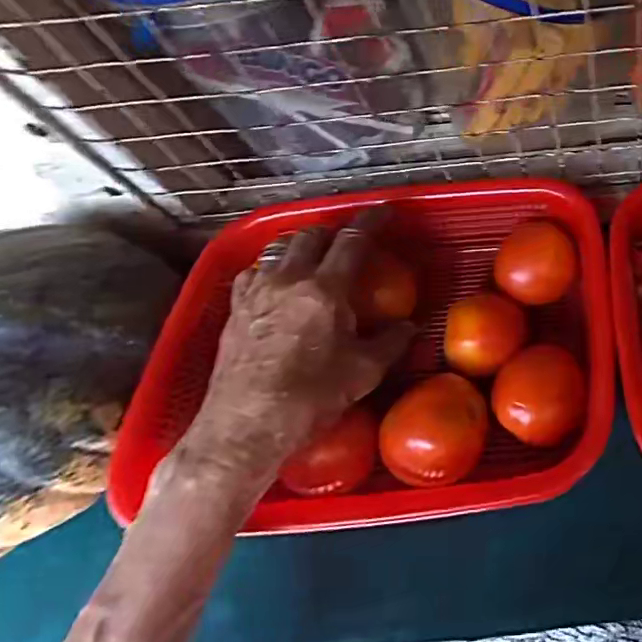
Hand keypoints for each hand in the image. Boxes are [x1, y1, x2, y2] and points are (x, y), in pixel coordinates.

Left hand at [177, 210, 416, 484]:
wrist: (243, 430)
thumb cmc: (311, 398)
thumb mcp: (365, 371)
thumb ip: (391, 342)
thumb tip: (408, 328)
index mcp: (326, 289)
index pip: (352, 240)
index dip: (371, 221)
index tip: (384, 211)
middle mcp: (288, 281)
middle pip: (310, 236)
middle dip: (333, 231)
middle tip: (349, 240)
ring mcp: (255, 294)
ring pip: (277, 250)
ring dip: (299, 246)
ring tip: (313, 257)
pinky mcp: (233, 313)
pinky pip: (251, 274)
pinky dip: (269, 268)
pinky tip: (275, 283)